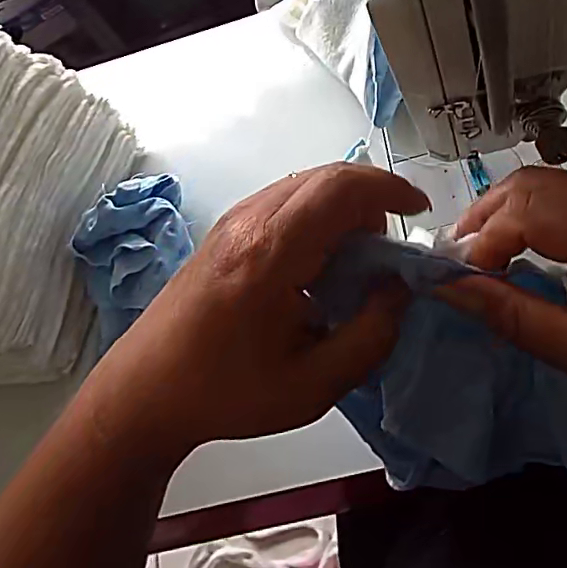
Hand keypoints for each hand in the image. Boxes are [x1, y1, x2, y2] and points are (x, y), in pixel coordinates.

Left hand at [77, 163, 428, 461]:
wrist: (146, 388)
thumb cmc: (226, 391)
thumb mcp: (312, 385)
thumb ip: (371, 336)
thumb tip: (400, 288)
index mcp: (271, 252)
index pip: (341, 189)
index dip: (389, 189)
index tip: (420, 210)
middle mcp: (252, 218)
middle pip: (329, 176)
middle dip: (374, 197)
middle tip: (390, 248)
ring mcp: (237, 216)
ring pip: (310, 182)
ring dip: (347, 205)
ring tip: (359, 258)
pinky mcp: (230, 223)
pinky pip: (291, 196)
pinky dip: (323, 212)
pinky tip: (323, 259)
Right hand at [435, 167, 566, 439]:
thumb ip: (517, 317)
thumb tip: (454, 288)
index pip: (529, 209)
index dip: (483, 238)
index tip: (459, 277)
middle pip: (533, 183)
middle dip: (485, 215)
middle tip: (458, 260)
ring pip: (547, 185)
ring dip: (505, 213)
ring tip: (479, 255)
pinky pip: (565, 199)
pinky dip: (530, 217)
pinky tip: (517, 249)